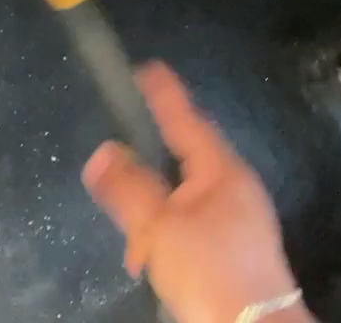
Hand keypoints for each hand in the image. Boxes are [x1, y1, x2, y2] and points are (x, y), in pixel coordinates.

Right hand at [81, 62, 305, 322]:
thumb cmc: (211, 272)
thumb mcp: (159, 226)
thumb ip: (127, 187)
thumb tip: (101, 153)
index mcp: (221, 171)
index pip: (185, 118)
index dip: (163, 93)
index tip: (146, 67)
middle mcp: (235, 187)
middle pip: (187, 152)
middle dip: (153, 147)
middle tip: (126, 130)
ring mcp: (240, 218)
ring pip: (187, 190)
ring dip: (156, 196)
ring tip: (129, 216)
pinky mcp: (236, 248)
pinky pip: (192, 217)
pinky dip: (166, 222)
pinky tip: (148, 249)